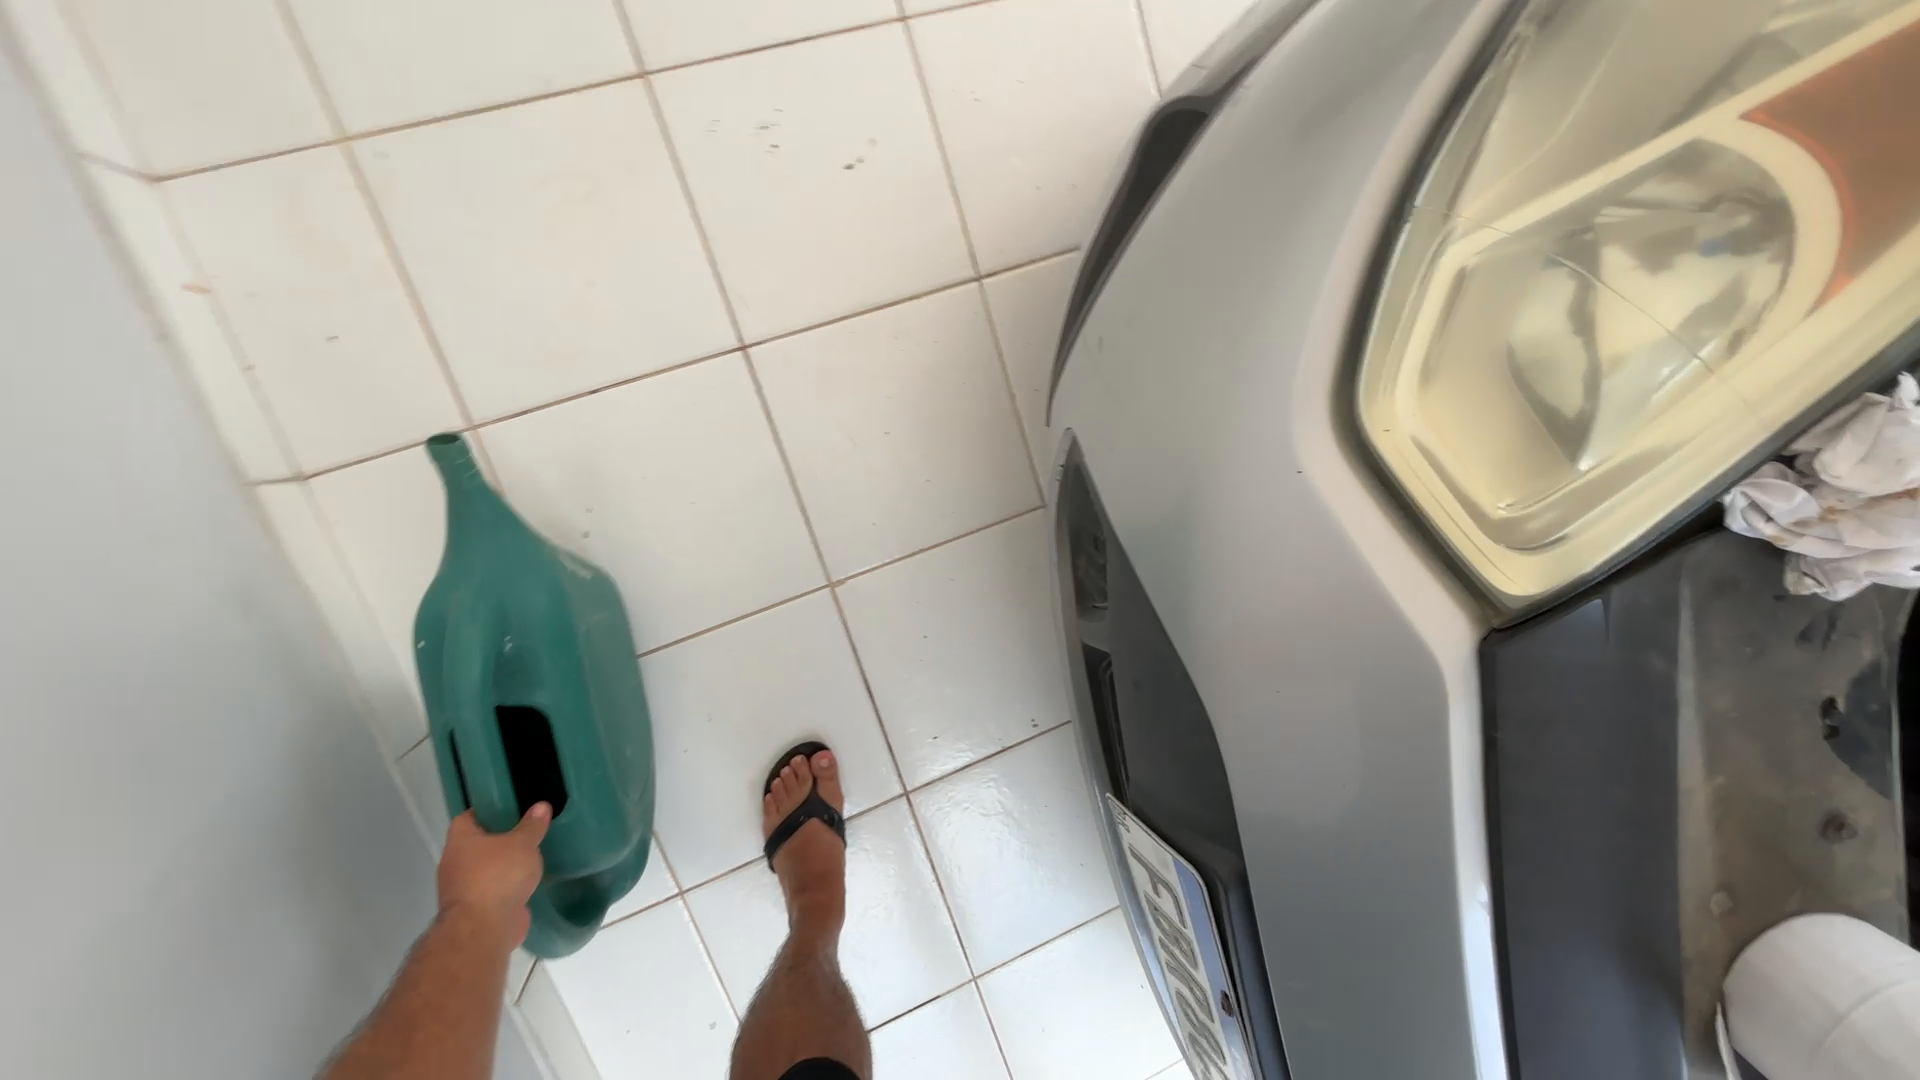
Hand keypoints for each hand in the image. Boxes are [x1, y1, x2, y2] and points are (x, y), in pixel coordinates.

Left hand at [436, 803, 549, 948]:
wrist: (484, 928)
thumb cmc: (498, 875)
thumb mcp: (523, 843)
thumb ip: (532, 825)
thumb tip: (541, 806)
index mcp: (460, 841)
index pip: (467, 817)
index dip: (486, 810)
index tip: (508, 807)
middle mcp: (453, 863)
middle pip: (475, 845)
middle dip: (497, 840)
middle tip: (524, 831)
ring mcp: (460, 889)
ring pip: (482, 870)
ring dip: (500, 867)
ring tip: (528, 858)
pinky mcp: (473, 911)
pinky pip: (489, 892)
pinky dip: (504, 888)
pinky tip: (524, 885)